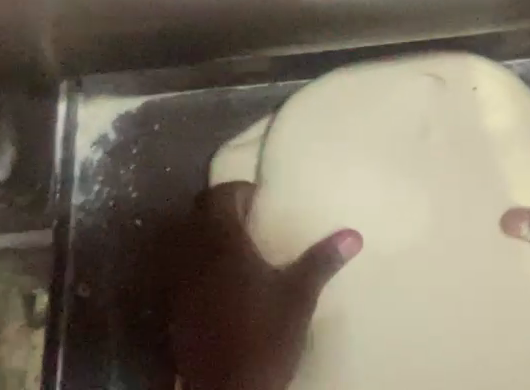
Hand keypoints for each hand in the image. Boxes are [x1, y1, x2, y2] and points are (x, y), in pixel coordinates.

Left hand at [170, 181, 361, 389]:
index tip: (259, 203)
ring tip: (239, 253)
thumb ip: (322, 260)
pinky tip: (224, 288)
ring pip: (189, 243)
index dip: (238, 192)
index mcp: (223, 243)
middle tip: (251, 223)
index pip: (219, 195)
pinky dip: (201, 270)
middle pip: (200, 214)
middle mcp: (195, 255)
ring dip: (210, 240)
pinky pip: (184, 273)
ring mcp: (181, 284)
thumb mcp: (299, 297)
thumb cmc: (265, 337)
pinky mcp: (176, 311)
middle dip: (223, 211)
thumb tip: (353, 234)